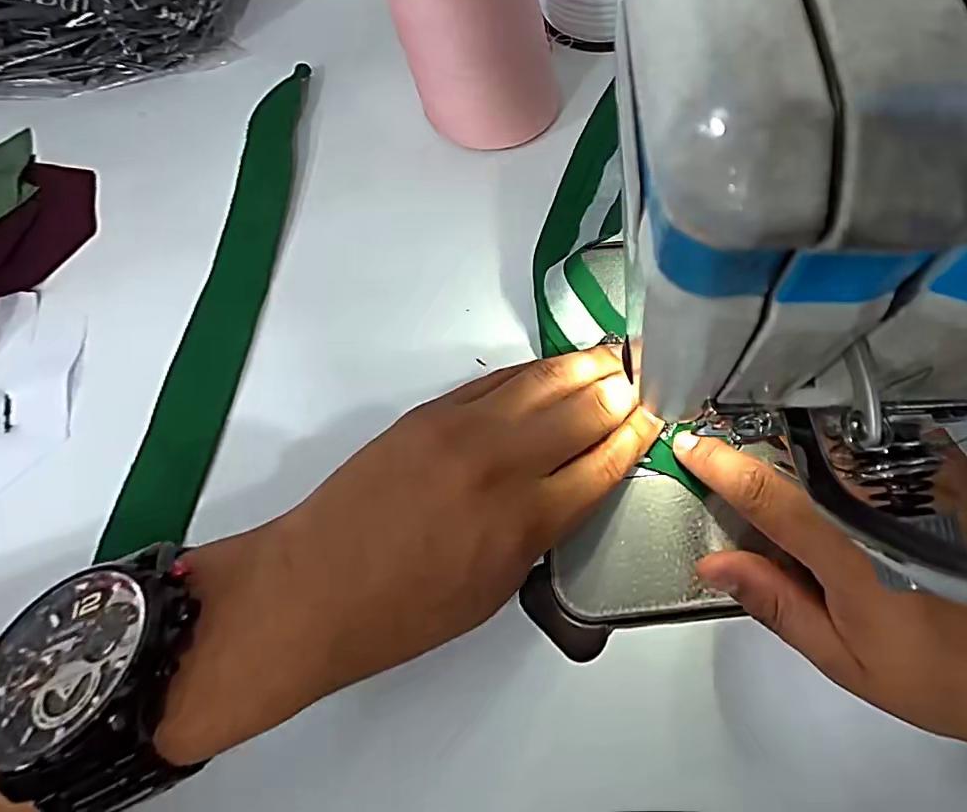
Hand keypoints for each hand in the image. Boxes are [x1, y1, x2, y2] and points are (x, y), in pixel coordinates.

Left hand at [157, 347, 660, 762]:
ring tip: (614, 358)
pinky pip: (503, 377)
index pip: (606, 460)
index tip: (655, 417)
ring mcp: (466, 427)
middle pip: (587, 409)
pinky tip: (558, 367)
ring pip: (549, 378)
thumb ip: (548, 527)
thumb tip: (580, 479)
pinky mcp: (435, 408)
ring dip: (590, 365)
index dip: (638, 433)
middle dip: (624, 392)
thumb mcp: (499, 585)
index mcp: (526, 520)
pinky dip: (540, 368)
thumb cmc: (407, 609)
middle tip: (643, 382)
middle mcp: (503, 463)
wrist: (311, 589)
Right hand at [674, 434, 966, 749]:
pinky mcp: (943, 465)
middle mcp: (880, 501)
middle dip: (755, 451)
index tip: (689, 445)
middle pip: (796, 451)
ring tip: (801, 484)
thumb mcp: (841, 654)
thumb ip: (774, 599)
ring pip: (832, 438)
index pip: (765, 491)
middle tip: (741, 471)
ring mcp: (915, 477)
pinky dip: (847, 448)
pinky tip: (852, 479)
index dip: (718, 463)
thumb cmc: (940, 671)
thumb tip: (717, 565)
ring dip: (798, 447)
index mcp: (846, 550)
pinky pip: (874, 437)